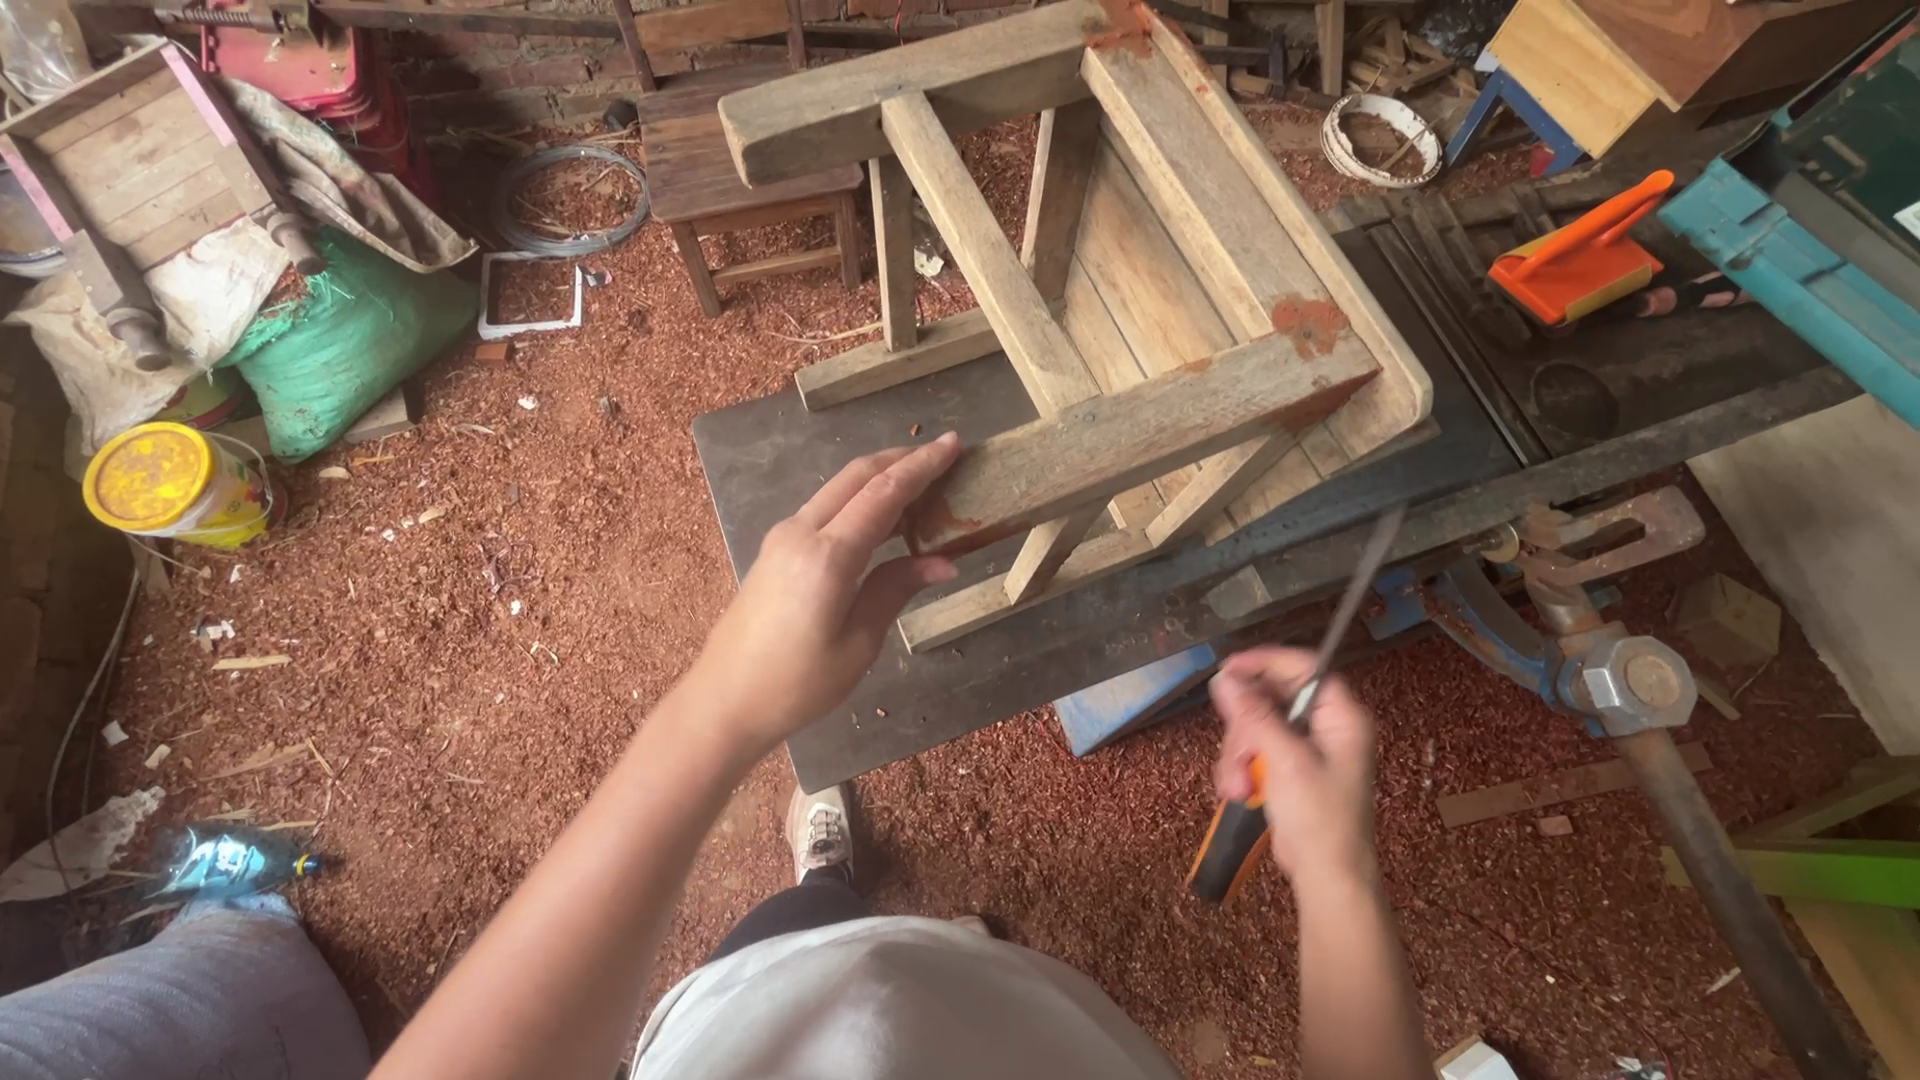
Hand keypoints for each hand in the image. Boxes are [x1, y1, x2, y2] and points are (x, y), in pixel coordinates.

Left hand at [683, 434, 962, 754]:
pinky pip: (825, 508)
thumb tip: (944, 561)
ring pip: (839, 488)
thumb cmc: (796, 685)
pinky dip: (859, 499)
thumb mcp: (858, 643)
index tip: (954, 444)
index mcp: (827, 555)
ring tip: (922, 482)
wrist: (723, 702)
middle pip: (857, 476)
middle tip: (943, 455)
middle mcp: (801, 532)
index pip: (884, 493)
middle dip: (902, 459)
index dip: (922, 466)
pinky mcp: (776, 549)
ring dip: (880, 477)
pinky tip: (882, 516)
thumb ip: (896, 589)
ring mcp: (783, 537)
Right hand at [1210, 646, 1378, 885]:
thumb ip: (1254, 715)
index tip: (1228, 670)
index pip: (1303, 667)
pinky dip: (1240, 768)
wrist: (1326, 876)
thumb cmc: (1320, 818)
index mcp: (1340, 717)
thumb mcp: (1285, 761)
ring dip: (1238, 754)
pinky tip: (1237, 791)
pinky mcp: (1286, 766)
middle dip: (1244, 728)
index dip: (1265, 662)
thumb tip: (1224, 678)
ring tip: (1236, 787)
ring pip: (1255, 725)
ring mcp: (1303, 747)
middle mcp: (1323, 725)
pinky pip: (1253, 749)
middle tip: (1236, 753)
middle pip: (1271, 698)